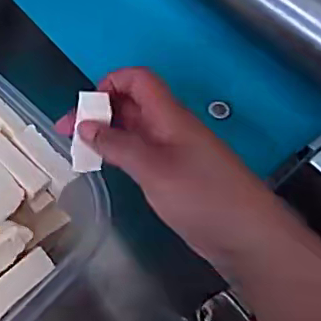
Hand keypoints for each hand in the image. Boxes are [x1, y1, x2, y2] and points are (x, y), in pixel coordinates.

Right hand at [57, 67, 302, 273]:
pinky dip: (117, 151)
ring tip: (79, 150)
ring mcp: (174, 150)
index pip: (137, 79)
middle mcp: (170, 127)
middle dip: (97, 110)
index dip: (109, 83)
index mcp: (169, 116)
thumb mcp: (153, 169)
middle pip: (130, 102)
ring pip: (132, 127)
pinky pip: (139, 150)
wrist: (253, 241)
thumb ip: (117, 145)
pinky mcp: (175, 173)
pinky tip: (105, 165)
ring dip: (104, 132)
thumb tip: (85, 126)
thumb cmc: (204, 198)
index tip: (86, 108)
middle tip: (68, 132)